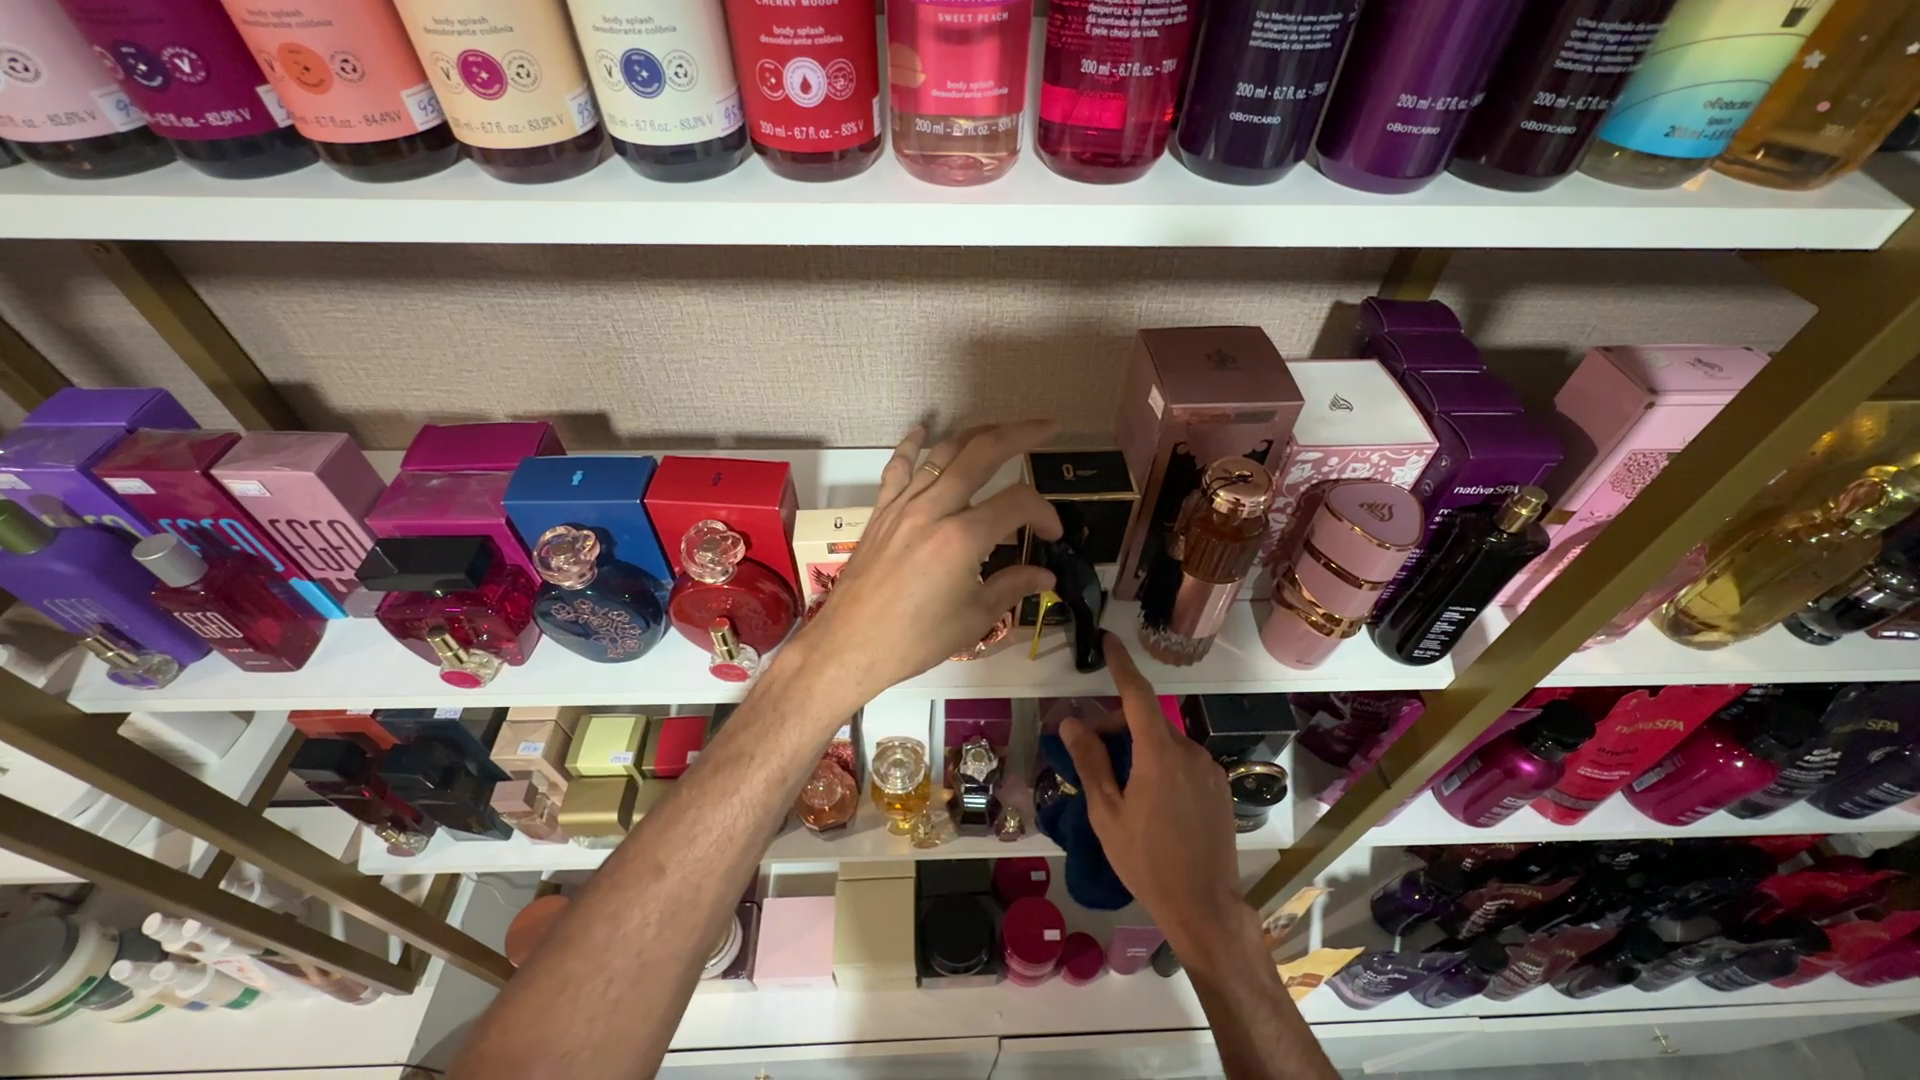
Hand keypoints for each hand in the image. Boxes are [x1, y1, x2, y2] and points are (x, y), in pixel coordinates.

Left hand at [787, 422, 1062, 707]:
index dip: (1044, 512)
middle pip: (982, 453)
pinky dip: (913, 445)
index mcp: (961, 539)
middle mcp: (933, 510)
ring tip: (1002, 430)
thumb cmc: (914, 640)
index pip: (1018, 503)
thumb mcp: (973, 619)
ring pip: (943, 452)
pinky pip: (898, 467)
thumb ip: (1012, 587)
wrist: (849, 646)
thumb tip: (1045, 577)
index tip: (1052, 534)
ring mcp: (903, 506)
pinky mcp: (881, 512)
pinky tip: (924, 430)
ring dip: (977, 434)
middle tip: (1048, 429)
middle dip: (1020, 435)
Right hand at [1061, 633, 1248, 954]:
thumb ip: (1089, 761)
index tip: (1107, 639)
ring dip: (1138, 749)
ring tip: (1119, 788)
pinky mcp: (1220, 787)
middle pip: (1146, 722)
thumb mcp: (1106, 813)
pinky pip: (1183, 762)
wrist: (1204, 905)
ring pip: (1164, 743)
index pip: (1137, 694)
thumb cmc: (1146, 861)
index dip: (1120, 664)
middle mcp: (1189, 751)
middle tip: (1089, 757)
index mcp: (1159, 753)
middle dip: (1115, 728)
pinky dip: (1160, 765)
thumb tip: (1071, 721)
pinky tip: (1150, 802)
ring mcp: (1209, 769)